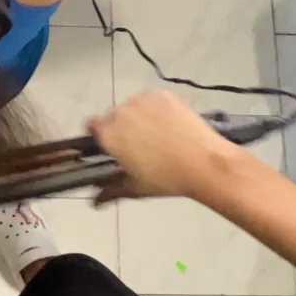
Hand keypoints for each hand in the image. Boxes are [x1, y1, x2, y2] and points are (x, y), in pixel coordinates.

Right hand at [87, 91, 247, 202]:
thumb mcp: (135, 187)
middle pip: (113, 115)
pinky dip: (156, 109)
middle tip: (138, 145)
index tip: (112, 146)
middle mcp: (121, 112)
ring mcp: (142, 100)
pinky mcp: (162, 94)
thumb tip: (94, 201)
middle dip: (121, 127)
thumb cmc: (166, 179)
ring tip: (157, 135)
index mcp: (109, 134)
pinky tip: (169, 125)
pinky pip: (151, 100)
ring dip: (138, 117)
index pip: (92, 125)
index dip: (100, 135)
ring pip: (132, 106)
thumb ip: (110, 191)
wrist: (204, 163)